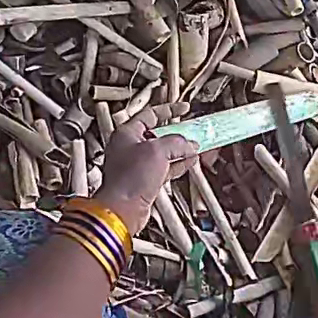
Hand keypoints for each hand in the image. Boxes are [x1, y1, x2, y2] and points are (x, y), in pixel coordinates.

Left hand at [92, 103, 196, 233]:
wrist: (122, 209)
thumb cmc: (128, 179)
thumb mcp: (157, 151)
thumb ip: (176, 143)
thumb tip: (189, 143)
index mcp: (126, 133)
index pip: (150, 114)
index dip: (169, 110)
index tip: (184, 109)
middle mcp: (128, 147)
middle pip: (157, 134)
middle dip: (177, 134)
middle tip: (192, 132)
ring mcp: (135, 164)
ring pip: (162, 152)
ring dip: (179, 150)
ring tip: (195, 147)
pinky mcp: (142, 180)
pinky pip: (163, 168)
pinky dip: (177, 164)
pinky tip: (189, 162)